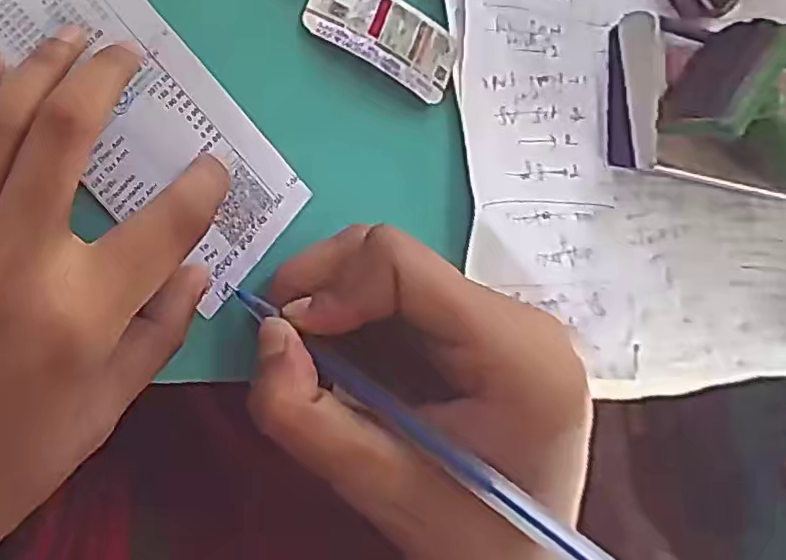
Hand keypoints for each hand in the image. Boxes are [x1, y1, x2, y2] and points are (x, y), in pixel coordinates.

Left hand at [0, 30, 228, 559]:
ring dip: (40, 66)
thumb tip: (199, 265)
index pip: (166, 225)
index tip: (212, 160)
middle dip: (105, 76)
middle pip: (68, 133)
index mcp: (79, 315)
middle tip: (124, 49)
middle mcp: (15, 260)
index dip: (203, 184)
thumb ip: (156, 335)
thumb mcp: (96, 418)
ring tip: (68, 36)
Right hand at [248, 225, 592, 559]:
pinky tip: (346, 355)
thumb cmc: (467, 537)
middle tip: (286, 331)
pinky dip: (352, 311)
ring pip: (385, 265)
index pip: (398, 261)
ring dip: (332, 298)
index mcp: (515, 350)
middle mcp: (516, 315)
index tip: (294, 329)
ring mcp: (500, 313)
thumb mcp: (377, 487)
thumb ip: (303, 415)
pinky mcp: (477, 320)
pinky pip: (395, 288)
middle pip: (389, 253)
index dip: (332, 284)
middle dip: (322, 284)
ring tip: (315, 352)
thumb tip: (269, 331)